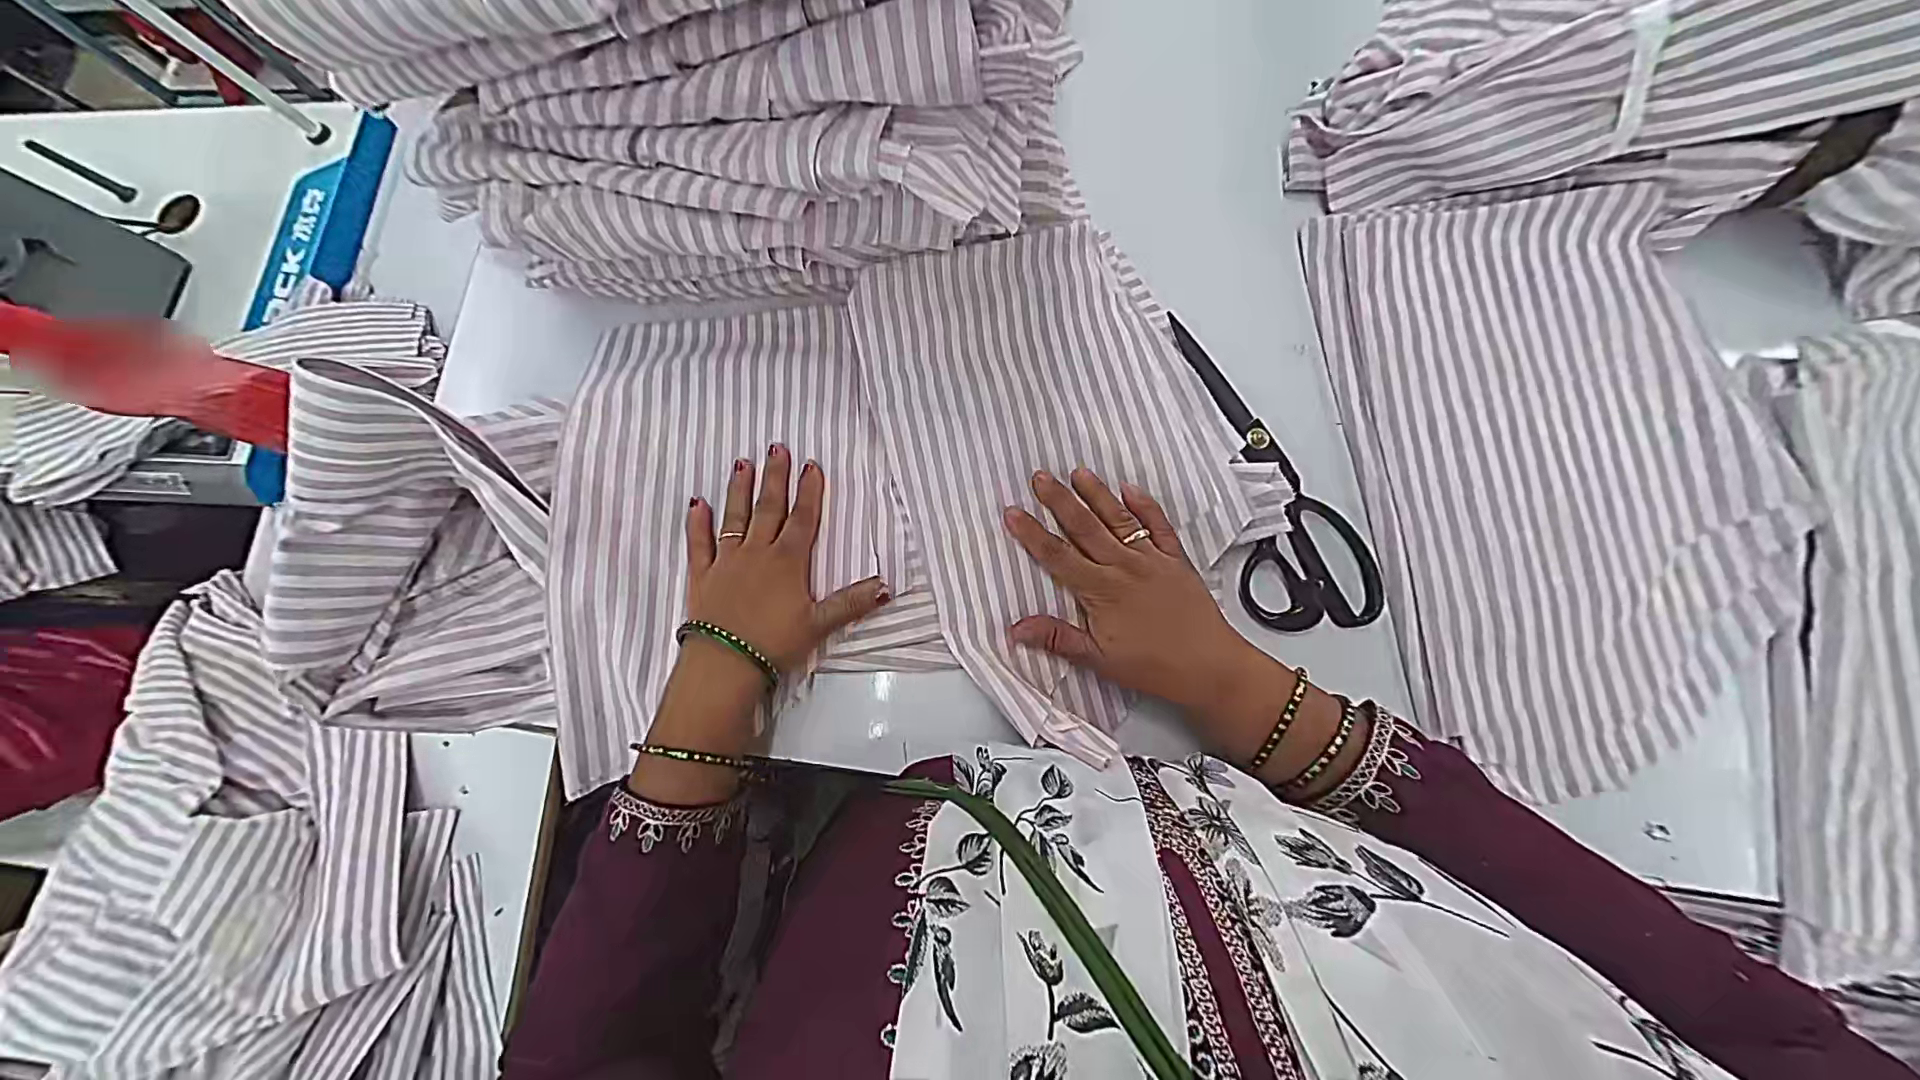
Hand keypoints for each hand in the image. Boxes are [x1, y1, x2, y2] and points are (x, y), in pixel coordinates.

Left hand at [633, 446, 888, 805]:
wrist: (725, 663)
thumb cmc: (775, 643)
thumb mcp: (819, 624)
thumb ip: (852, 602)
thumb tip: (886, 586)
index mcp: (787, 562)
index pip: (802, 519)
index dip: (809, 491)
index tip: (811, 465)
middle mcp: (757, 553)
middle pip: (769, 508)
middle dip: (775, 478)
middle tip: (776, 448)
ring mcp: (727, 562)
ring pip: (735, 518)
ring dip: (739, 490)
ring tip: (741, 463)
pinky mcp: (702, 576)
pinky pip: (699, 544)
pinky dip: (697, 523)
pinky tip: (696, 503)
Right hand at [1003, 469, 1352, 789]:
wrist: (1210, 666)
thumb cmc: (1155, 666)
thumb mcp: (1098, 659)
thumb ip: (1057, 638)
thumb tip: (1018, 629)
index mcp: (1101, 591)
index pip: (1057, 556)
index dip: (1032, 533)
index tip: (1014, 513)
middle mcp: (1124, 568)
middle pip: (1084, 527)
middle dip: (1059, 500)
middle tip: (1040, 478)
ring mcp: (1151, 560)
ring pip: (1117, 519)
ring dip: (1096, 494)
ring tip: (1078, 472)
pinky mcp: (1175, 561)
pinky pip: (1157, 527)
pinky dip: (1145, 506)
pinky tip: (1131, 490)